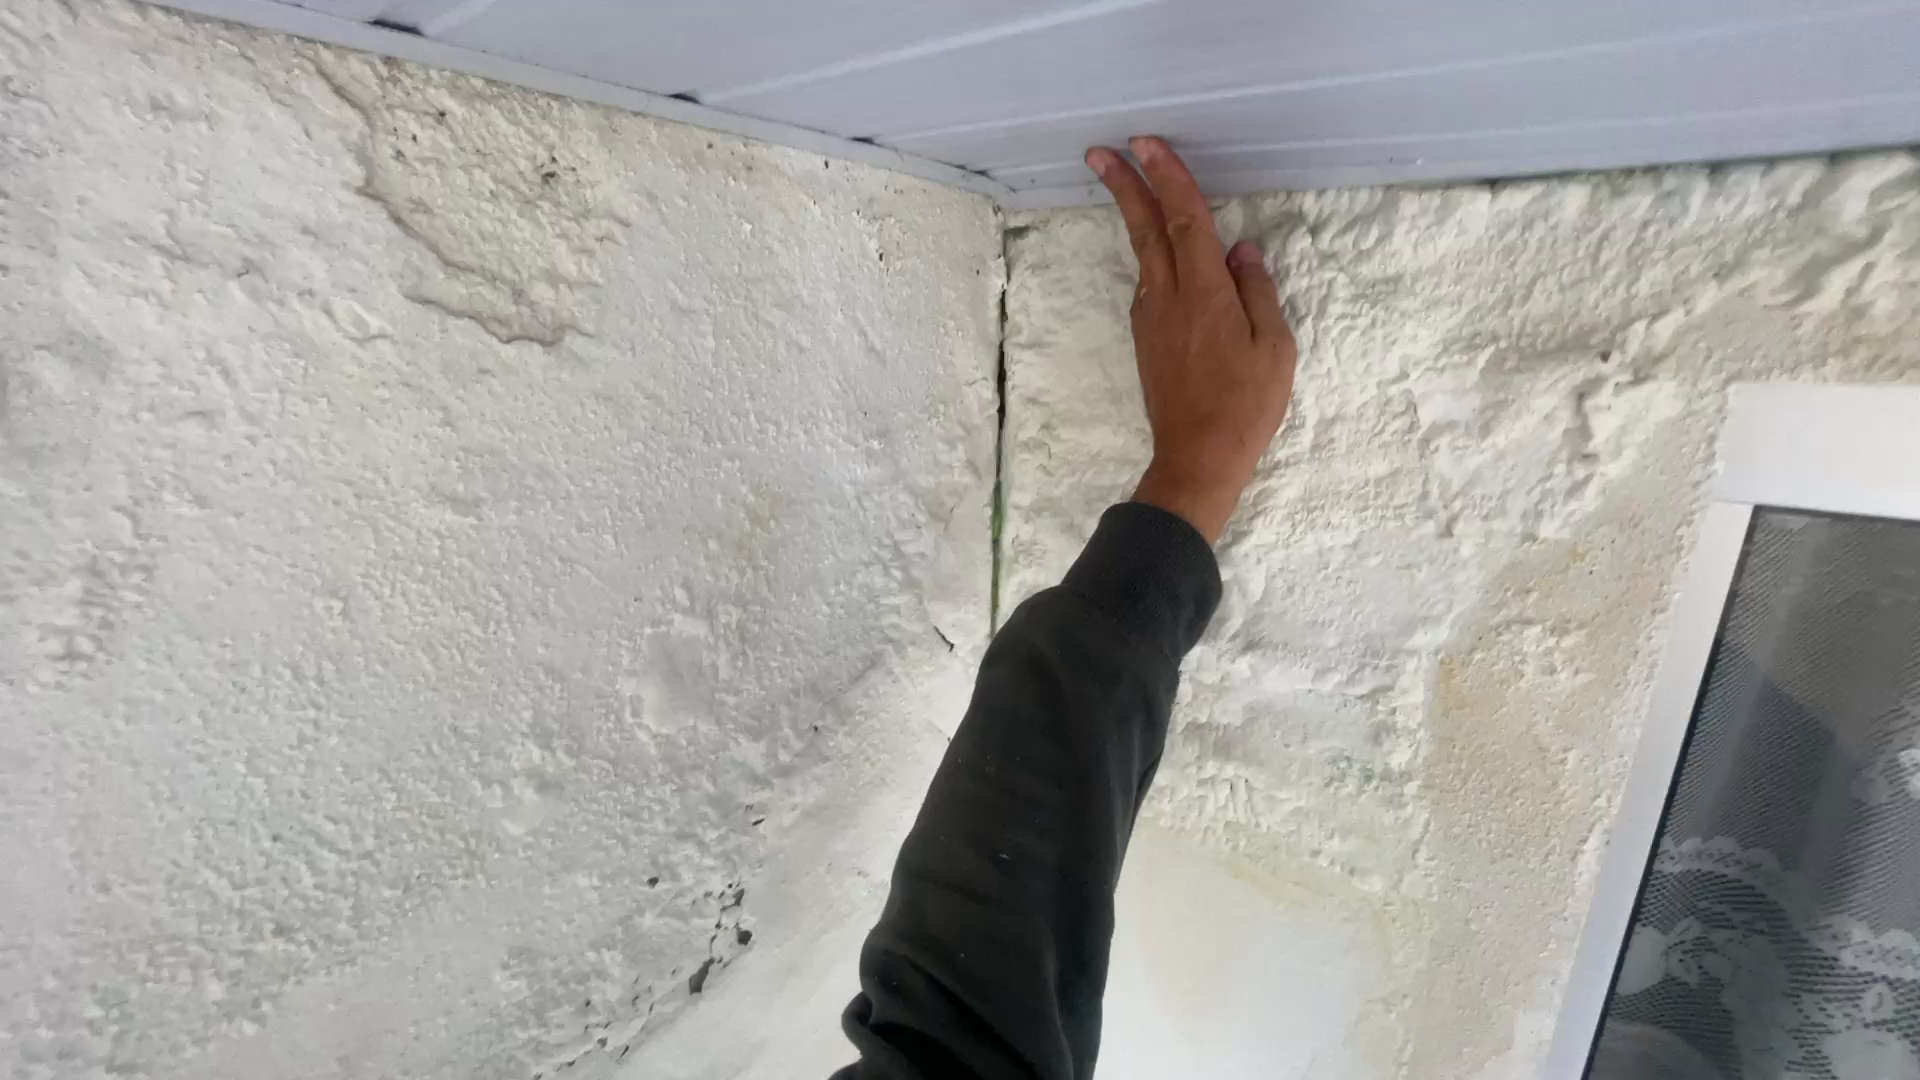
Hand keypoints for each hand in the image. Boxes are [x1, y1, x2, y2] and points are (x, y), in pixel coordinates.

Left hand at [1085, 137, 1296, 544]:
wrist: (1196, 456)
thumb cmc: (1245, 405)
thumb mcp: (1274, 346)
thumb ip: (1256, 291)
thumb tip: (1240, 251)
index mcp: (1204, 294)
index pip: (1182, 220)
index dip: (1165, 177)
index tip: (1144, 143)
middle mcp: (1167, 299)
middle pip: (1145, 230)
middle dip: (1124, 186)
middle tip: (1099, 152)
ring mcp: (1150, 320)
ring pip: (1144, 258)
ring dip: (1135, 218)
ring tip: (1132, 184)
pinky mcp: (1146, 340)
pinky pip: (1151, 288)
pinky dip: (1155, 260)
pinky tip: (1166, 256)